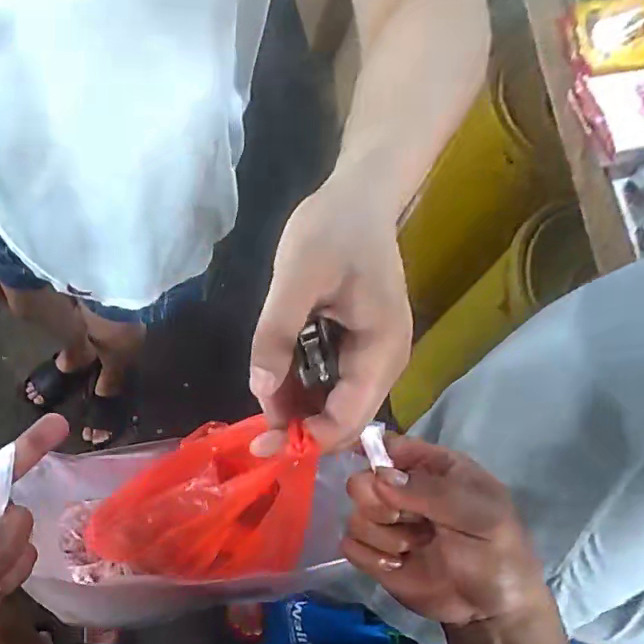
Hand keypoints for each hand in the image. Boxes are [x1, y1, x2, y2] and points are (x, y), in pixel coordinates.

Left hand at [250, 175, 410, 450]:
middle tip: (256, 432)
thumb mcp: (296, 275)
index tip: (263, 446)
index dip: (308, 439)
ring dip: (300, 413)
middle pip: (346, 421)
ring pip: (339, 408)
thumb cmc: (333, 228)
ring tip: (265, 397)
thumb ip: (276, 333)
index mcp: (381, 350)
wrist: (362, 197)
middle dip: (302, 430)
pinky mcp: (364, 353)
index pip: (349, 418)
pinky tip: (280, 381)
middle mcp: (386, 364)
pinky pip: (336, 388)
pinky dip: (306, 393)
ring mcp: (377, 360)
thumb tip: (260, 388)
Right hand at [341, 432, 549, 626]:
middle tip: (404, 520)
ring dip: (383, 535)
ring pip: (356, 516)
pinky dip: (371, 557)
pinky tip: (398, 565)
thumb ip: (432, 492)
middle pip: (362, 481)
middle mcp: (406, 492)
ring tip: (415, 548)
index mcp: (436, 468)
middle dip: (379, 504)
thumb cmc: (497, 553)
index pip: (392, 447)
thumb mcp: (480, 516)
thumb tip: (380, 477)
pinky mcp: (376, 556)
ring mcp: (390, 525)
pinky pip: (350, 545)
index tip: (380, 479)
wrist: (490, 610)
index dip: (377, 456)